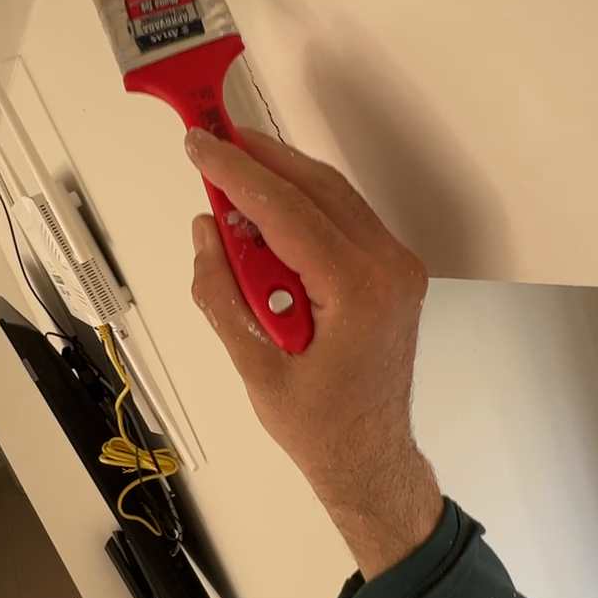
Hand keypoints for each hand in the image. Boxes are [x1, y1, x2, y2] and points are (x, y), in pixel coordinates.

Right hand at [185, 127, 443, 578]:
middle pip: (316, 187)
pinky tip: (268, 209)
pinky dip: (304, 206)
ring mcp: (396, 269)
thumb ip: (221, 292)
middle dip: (259, 159)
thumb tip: (207, 232)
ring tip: (232, 171)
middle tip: (212, 142)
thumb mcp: (253, 365)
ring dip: (281, 178)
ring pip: (333, 196)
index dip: (237, 172)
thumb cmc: (322, 426)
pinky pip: (345, 219)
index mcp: (358, 293)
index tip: (200, 147)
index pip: (287, 209)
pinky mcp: (391, 274)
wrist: (369, 455)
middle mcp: (388, 271)